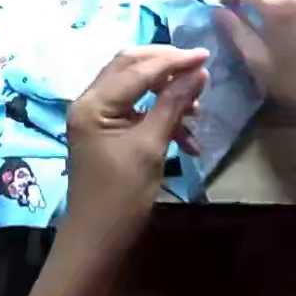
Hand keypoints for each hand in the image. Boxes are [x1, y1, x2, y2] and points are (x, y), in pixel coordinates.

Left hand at [60, 45, 208, 256]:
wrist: (98, 240)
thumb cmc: (121, 197)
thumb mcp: (151, 147)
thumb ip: (173, 104)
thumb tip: (198, 72)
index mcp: (93, 103)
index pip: (136, 68)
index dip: (173, 60)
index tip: (206, 55)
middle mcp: (89, 101)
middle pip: (131, 67)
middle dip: (167, 67)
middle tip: (199, 70)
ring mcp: (95, 114)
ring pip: (134, 86)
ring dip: (166, 92)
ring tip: (196, 109)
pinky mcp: (105, 129)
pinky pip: (134, 108)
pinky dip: (159, 113)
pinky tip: (185, 134)